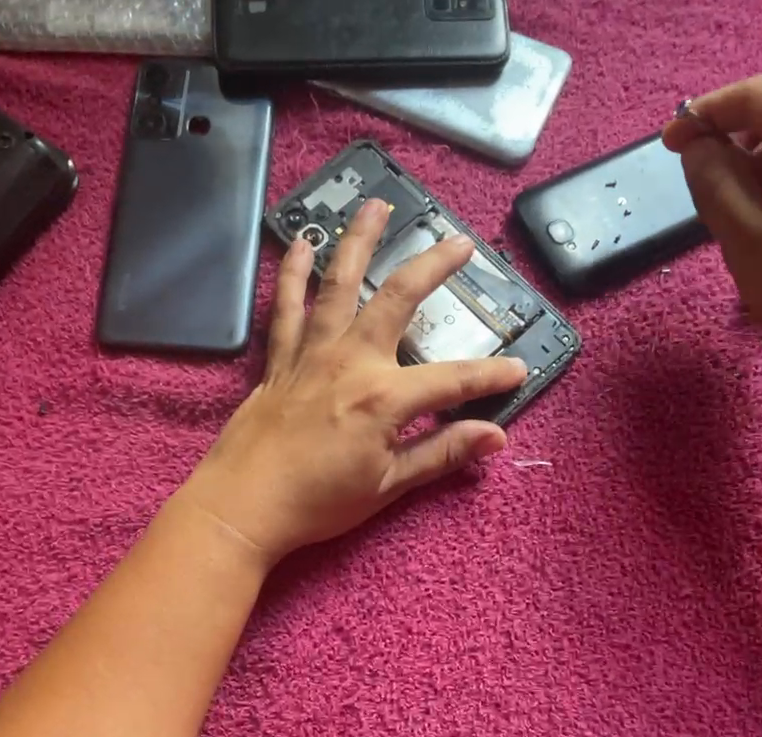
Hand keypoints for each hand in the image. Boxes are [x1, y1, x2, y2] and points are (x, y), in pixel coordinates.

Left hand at [176, 198, 528, 562]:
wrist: (243, 506)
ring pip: (339, 284)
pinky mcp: (279, 362)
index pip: (453, 379)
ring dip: (360, 241)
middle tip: (460, 243)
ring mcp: (311, 355)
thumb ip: (441, 454)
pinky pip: (286, 308)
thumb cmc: (318, 503)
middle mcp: (350, 361)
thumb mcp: (388, 486)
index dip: (490, 375)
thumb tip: (495, 436)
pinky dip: (292, 275)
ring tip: (376, 205)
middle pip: (398, 298)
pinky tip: (299, 245)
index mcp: (384, 398)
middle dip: (433, 266)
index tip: (518, 370)